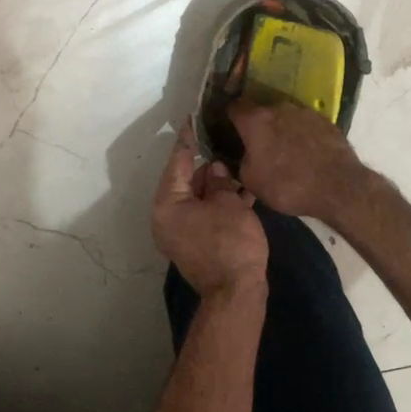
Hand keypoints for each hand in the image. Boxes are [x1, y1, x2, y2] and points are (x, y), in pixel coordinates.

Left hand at [152, 121, 268, 298]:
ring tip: (240, 165)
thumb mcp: (228, 203)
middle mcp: (167, 217)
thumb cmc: (230, 243)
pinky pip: (206, 215)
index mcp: (167, 203)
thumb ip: (220, 181)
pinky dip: (220, 204)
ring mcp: (180, 233)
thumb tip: (215, 169)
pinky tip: (243, 191)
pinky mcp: (196, 244)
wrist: (236, 293)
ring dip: (217, 185)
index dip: (188, 138)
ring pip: (198, 198)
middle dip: (208, 165)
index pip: (177, 161)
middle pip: (186, 180)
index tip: (192, 117)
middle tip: (227, 143)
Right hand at [228, 99, 369, 221]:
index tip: (230, 128)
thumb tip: (243, 155)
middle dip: (259, 126)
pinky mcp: (326, 121)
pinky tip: (307, 153)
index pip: (235, 107)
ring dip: (283, 130)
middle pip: (263, 112)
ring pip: (286, 117)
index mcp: (256, 121)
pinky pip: (306, 125)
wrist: (337, 187)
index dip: (230, 117)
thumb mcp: (251, 182)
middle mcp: (279, 109)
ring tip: (286, 151)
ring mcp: (305, 112)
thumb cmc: (287, 185)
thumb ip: (241, 162)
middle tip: (260, 146)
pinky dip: (303, 135)